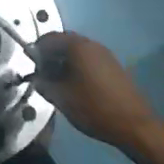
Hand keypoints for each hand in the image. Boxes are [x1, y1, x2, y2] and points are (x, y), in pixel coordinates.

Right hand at [33, 32, 163, 150]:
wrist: (134, 125)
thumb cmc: (94, 108)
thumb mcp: (62, 98)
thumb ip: (44, 84)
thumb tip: (36, 78)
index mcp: (78, 47)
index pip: (50, 38)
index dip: (37, 50)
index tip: (30, 65)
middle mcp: (92, 45)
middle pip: (64, 42)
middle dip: (50, 56)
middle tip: (42, 75)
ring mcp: (105, 55)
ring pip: (77, 52)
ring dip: (64, 62)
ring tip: (56, 83)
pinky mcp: (113, 66)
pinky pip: (89, 60)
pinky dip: (77, 67)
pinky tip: (75, 86)